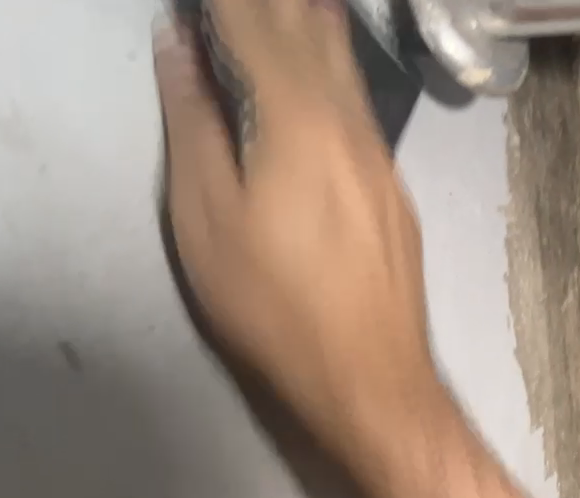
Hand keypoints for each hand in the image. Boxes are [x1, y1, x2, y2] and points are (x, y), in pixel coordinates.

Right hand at [154, 0, 437, 461]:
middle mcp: (355, 130)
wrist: (372, 379)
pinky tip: (325, 70)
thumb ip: (195, 122)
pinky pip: (363, 114)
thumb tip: (181, 45)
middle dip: (278, 2)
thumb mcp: (206, 217)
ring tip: (291, 5)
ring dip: (312, 22)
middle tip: (247, 0)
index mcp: (301, 120)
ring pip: (349, 72)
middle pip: (316, 32)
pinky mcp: (398, 200)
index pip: (257, 18)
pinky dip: (336, 74)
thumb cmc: (276, 308)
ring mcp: (386, 167)